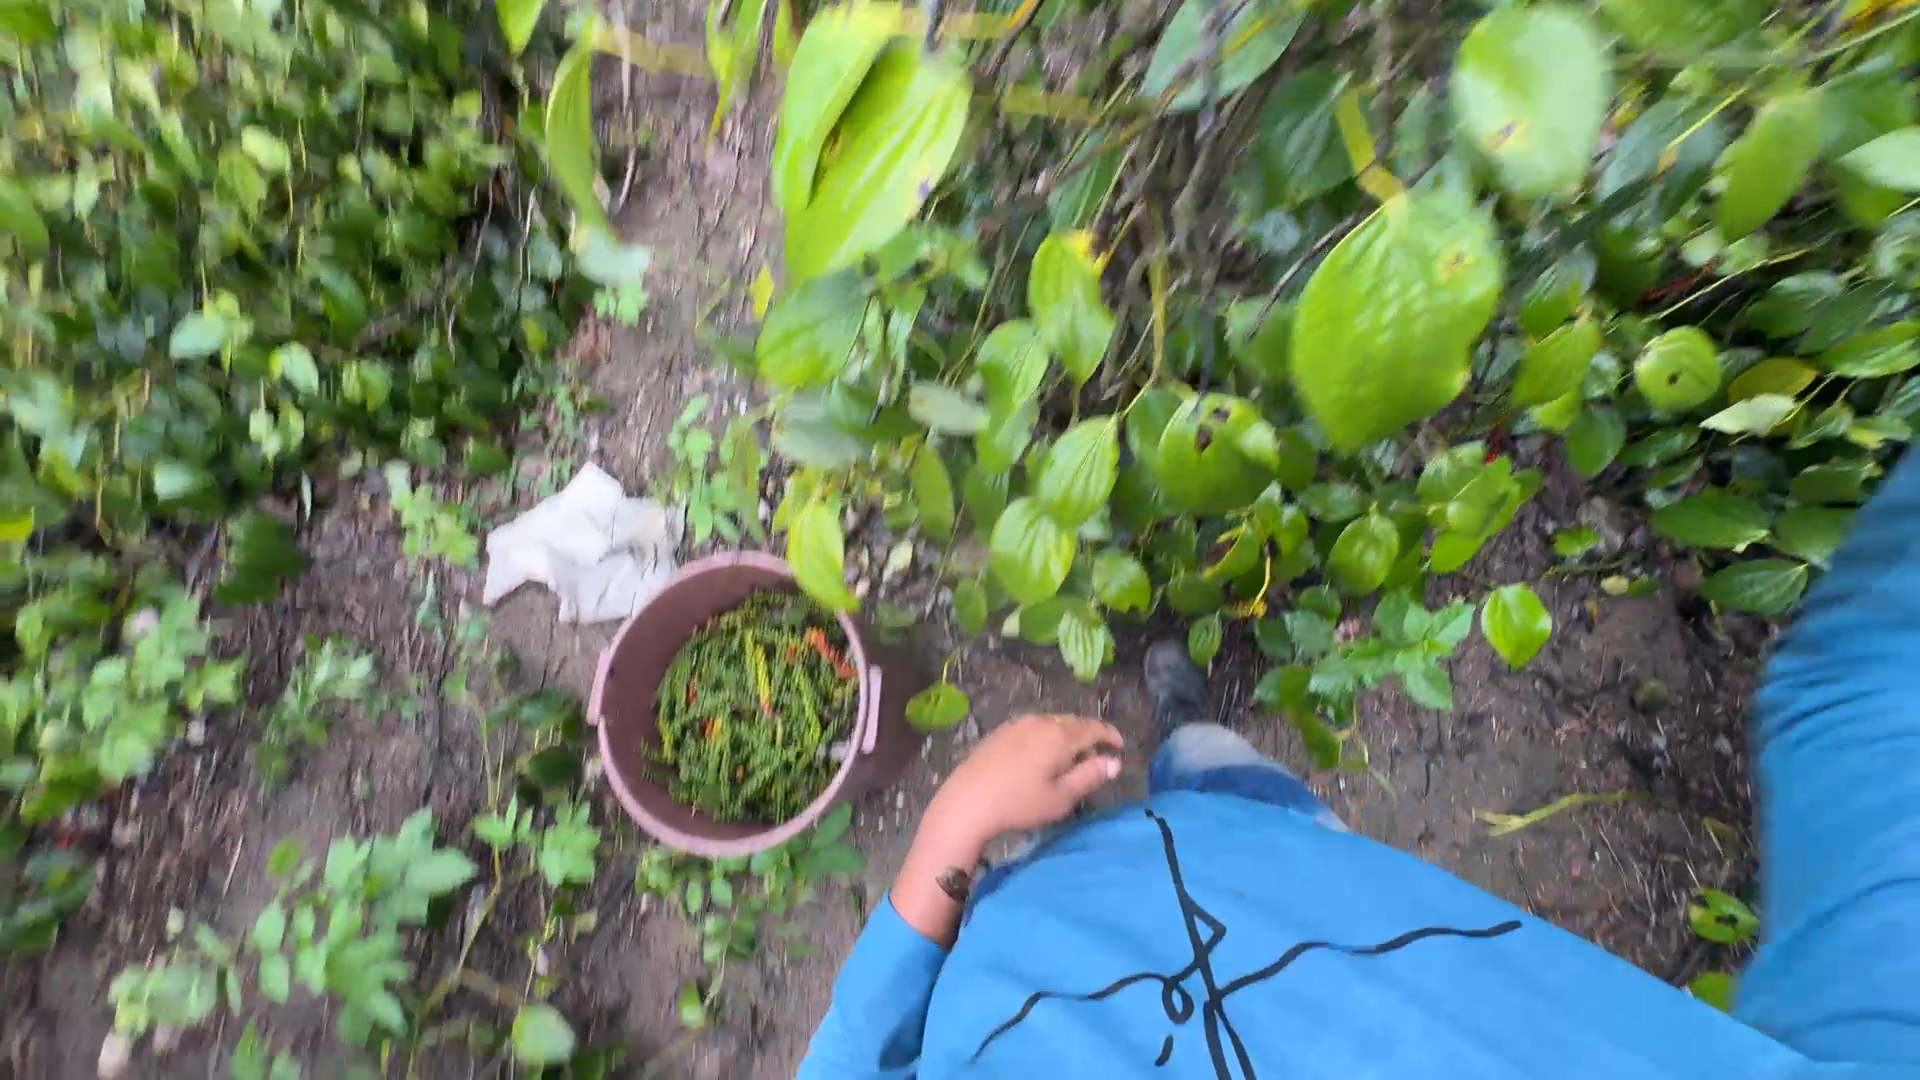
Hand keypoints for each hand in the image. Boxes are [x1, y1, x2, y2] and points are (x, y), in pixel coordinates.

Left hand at [923, 713, 1125, 850]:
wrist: (968, 801)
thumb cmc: (1019, 803)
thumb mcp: (1061, 797)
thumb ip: (1090, 776)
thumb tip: (1114, 761)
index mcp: (1059, 735)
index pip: (1093, 728)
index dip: (1109, 735)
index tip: (1119, 746)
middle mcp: (1040, 721)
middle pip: (1072, 723)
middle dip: (1087, 737)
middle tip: (1094, 759)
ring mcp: (1017, 724)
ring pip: (1051, 724)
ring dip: (1065, 737)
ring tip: (1068, 761)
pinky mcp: (1001, 731)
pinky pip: (1033, 728)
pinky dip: (1046, 738)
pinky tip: (1040, 758)